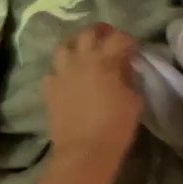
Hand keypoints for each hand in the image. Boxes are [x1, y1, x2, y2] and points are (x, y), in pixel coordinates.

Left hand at [43, 23, 142, 166]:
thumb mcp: (134, 100)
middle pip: (88, 32)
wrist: (84, 151)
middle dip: (101, 32)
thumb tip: (124, 67)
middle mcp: (80, 60)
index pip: (118, 38)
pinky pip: (53, 71)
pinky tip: (68, 78)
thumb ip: (128, 77)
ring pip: (64, 46)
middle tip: (109, 39)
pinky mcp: (49, 88)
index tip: (133, 47)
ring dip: (76, 46)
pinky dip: (61, 71)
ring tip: (84, 53)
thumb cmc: (115, 126)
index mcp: (104, 60)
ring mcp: (61, 73)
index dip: (128, 39)